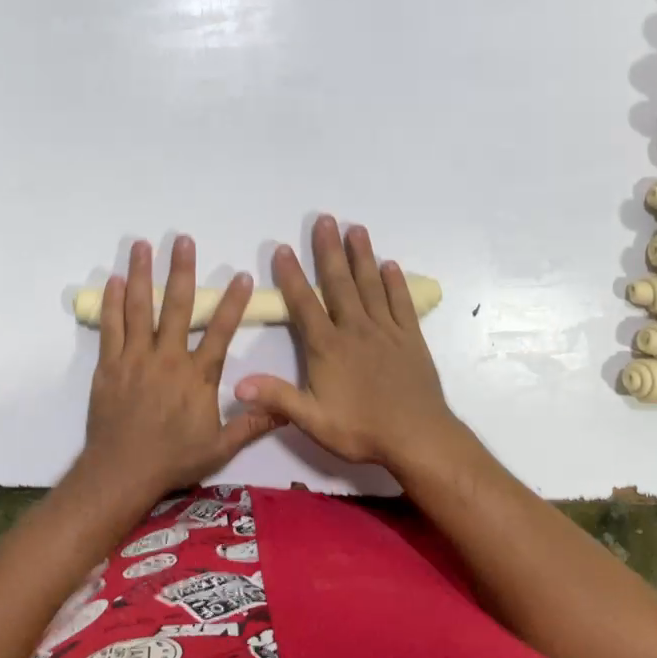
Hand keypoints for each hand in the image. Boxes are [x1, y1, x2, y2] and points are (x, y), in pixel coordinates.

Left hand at [77, 237, 283, 502]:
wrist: (121, 471)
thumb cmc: (173, 460)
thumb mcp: (221, 448)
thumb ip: (252, 424)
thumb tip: (287, 410)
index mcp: (198, 376)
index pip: (221, 332)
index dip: (233, 302)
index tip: (241, 275)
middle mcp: (168, 359)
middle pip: (178, 306)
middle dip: (183, 270)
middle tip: (183, 240)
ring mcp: (136, 358)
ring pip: (140, 308)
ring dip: (143, 274)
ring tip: (143, 245)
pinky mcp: (109, 365)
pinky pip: (111, 327)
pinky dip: (112, 302)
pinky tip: (115, 280)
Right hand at [234, 216, 460, 467]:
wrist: (418, 438)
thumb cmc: (361, 430)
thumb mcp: (312, 420)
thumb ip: (276, 398)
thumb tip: (238, 385)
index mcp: (328, 347)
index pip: (305, 304)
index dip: (291, 276)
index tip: (282, 249)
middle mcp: (356, 330)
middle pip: (340, 283)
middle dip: (329, 251)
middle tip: (324, 219)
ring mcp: (387, 332)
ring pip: (371, 286)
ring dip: (362, 256)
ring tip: (356, 228)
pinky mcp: (411, 340)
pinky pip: (401, 304)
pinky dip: (395, 283)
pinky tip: (390, 266)